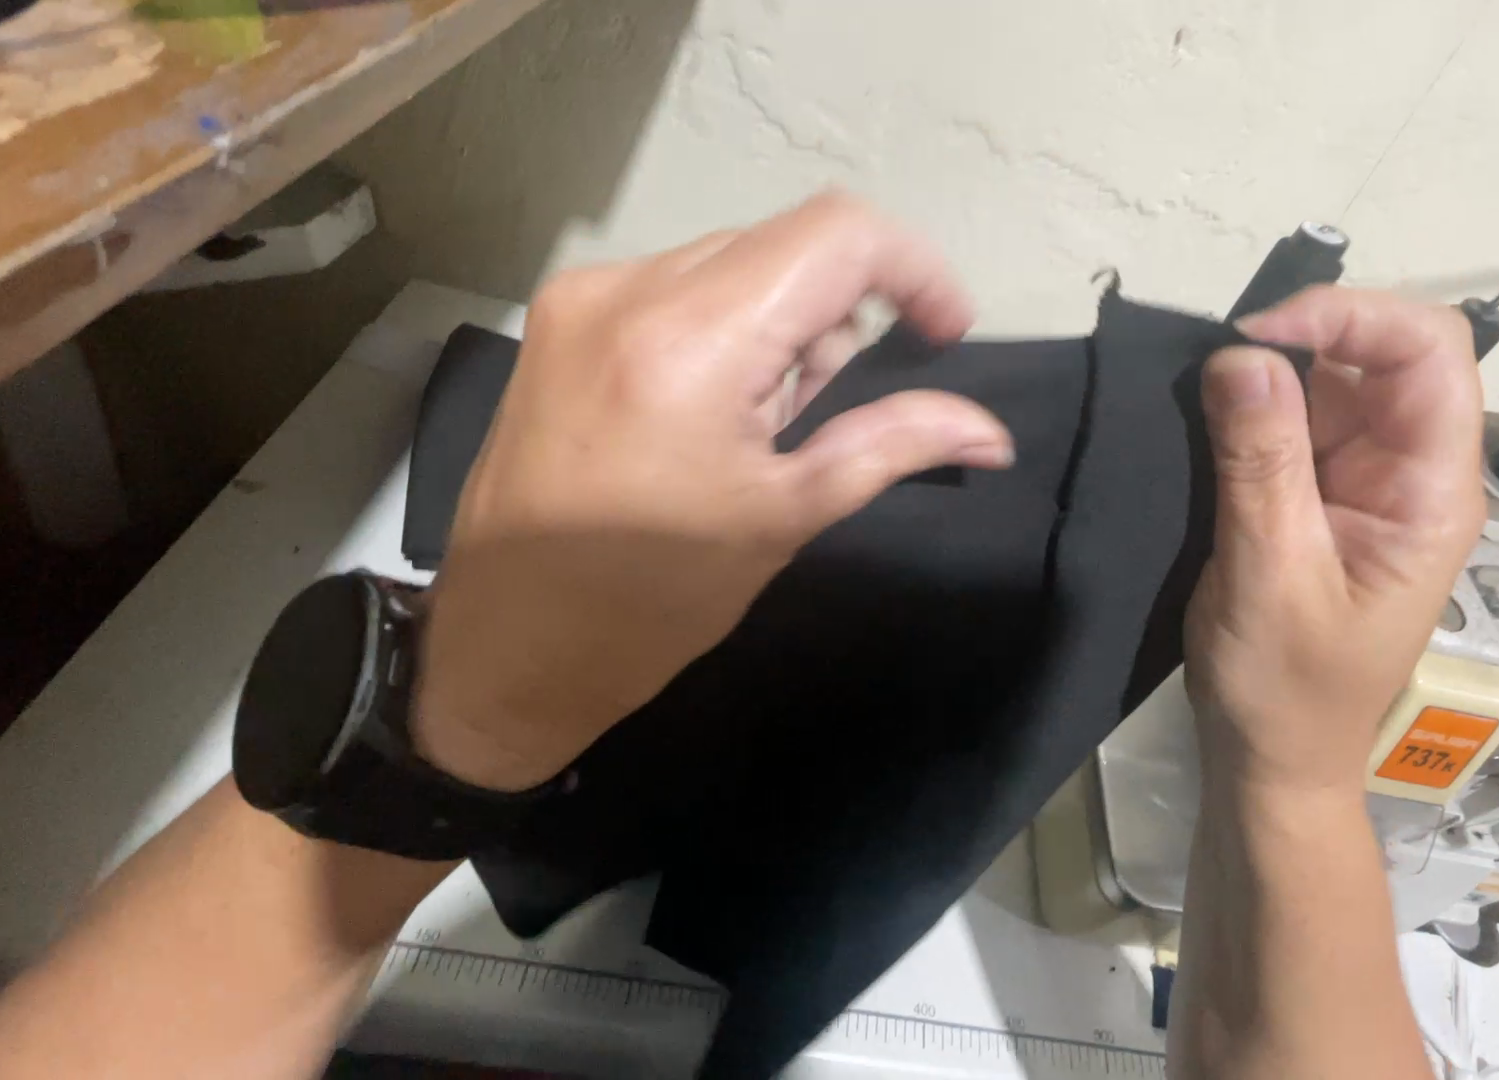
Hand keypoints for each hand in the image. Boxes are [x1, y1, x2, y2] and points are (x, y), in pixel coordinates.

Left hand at [413, 193, 1014, 790]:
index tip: (942, 332)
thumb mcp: (785, 518)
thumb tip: (990, 434)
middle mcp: (630, 288)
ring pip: (733, 265)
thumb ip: (891, 447)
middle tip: (814, 420)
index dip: (914, 269)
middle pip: (785, 248)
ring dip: (779, 328)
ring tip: (750, 429)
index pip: (838, 235)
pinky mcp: (561, 319)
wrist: (508, 646)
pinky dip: (725, 330)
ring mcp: (584, 296)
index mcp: (693, 342)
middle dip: (835, 319)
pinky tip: (703, 413)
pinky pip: (679, 287)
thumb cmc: (653, 601)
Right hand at [1183, 286, 1485, 796]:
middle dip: (1301, 338)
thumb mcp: (1270, 573)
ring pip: (1325, 387)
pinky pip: (1283, 428)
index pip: (1427, 356)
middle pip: (1379, 358)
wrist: (1270, 754)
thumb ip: (1260, 464)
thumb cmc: (1286, 684)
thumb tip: (1239, 356)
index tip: (1252, 334)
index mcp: (1430, 492)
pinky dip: (1243, 410)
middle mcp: (1403, 471)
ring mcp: (1353, 483)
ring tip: (1195, 391)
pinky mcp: (1306, 498)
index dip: (1351, 318)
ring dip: (1263, 375)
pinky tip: (1201, 419)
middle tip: (1211, 361)